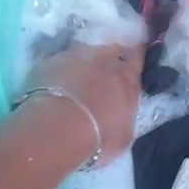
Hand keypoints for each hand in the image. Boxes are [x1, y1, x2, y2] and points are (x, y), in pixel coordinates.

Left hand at [25, 42, 143, 159]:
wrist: (58, 130)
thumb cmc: (99, 137)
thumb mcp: (125, 135)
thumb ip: (126, 115)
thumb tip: (124, 111)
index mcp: (127, 76)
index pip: (138, 55)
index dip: (136, 57)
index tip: (133, 62)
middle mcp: (105, 58)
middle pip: (111, 50)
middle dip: (109, 60)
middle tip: (103, 77)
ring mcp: (76, 56)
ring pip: (84, 53)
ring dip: (83, 64)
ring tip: (75, 83)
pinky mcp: (51, 62)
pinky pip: (58, 63)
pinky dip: (58, 72)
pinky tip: (51, 87)